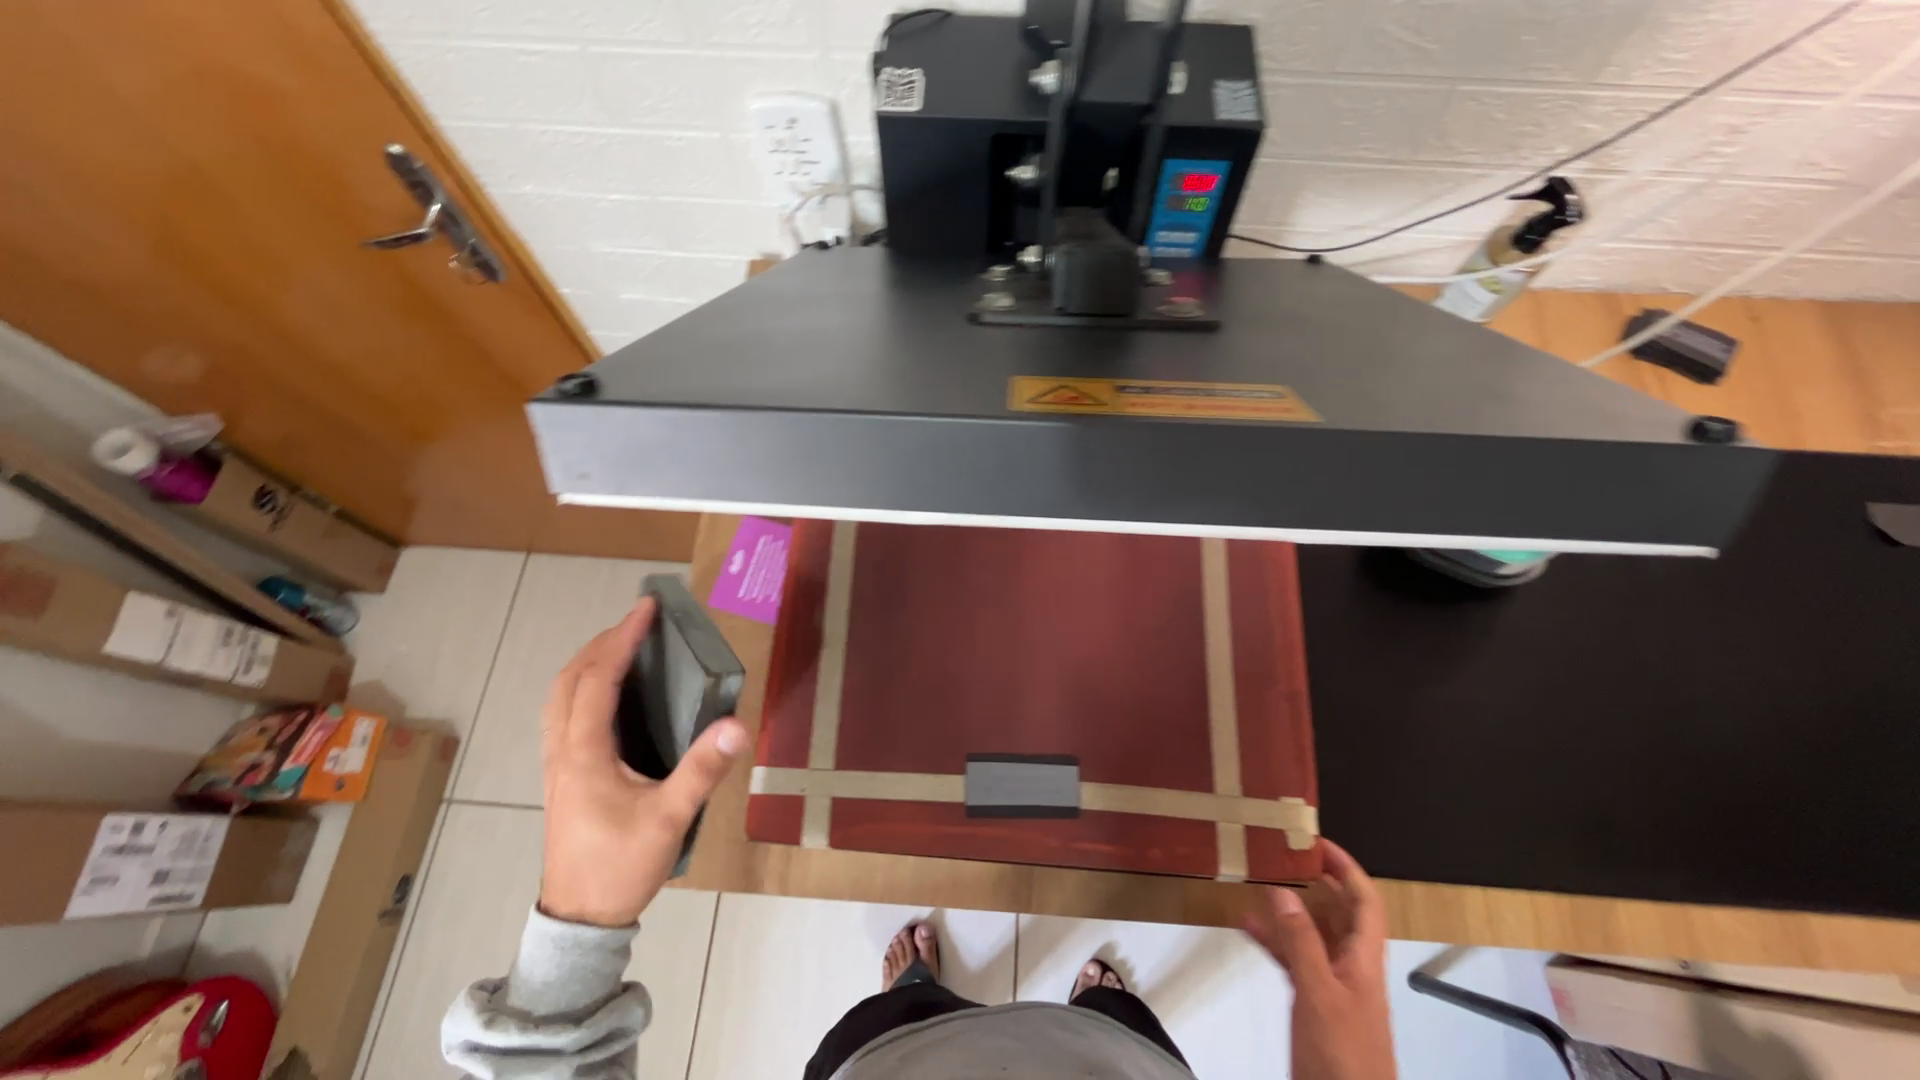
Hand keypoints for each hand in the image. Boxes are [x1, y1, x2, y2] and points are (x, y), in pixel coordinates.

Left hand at [538, 597, 747, 927]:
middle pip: (568, 680)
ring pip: (558, 698)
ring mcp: (555, 766)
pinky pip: (561, 717)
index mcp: (584, 752)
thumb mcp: (670, 817)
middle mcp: (562, 751)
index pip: (597, 679)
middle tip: (638, 624)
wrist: (581, 919)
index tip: (647, 609)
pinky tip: (606, 700)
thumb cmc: (622, 865)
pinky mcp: (560, 780)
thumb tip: (737, 724)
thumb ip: (703, 769)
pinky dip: (580, 690)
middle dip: (601, 643)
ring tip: (621, 650)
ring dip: (586, 664)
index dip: (622, 639)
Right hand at [1245, 840, 1397, 1079]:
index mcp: (1363, 961)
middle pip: (1339, 914)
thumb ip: (1301, 941)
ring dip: (1290, 910)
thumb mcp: (1318, 993)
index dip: (1347, 869)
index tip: (1317, 842)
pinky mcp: (1314, 1007)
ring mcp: (1333, 988)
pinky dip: (1274, 943)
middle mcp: (1351, 968)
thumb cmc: (1342, 1055)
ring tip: (1260, 882)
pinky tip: (1248, 927)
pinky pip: (1294, 962)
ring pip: (1313, 936)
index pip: (1364, 902)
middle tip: (1282, 854)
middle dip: (1315, 882)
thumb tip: (1284, 889)